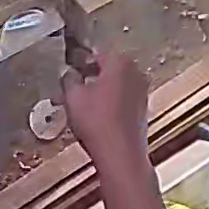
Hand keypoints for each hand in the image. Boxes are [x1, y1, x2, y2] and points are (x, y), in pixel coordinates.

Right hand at [61, 51, 149, 175]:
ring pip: (113, 87)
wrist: (120, 154)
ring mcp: (140, 94)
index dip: (78, 62)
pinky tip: (92, 117)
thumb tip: (67, 73)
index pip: (96, 54)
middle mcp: (135, 75)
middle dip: (87, 78)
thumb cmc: (99, 123)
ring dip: (96, 92)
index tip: (69, 68)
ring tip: (77, 105)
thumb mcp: (73, 96)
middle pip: (106, 70)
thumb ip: (68, 79)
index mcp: (120, 63)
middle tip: (70, 87)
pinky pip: (119, 101)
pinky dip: (106, 105)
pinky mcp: (140, 112)